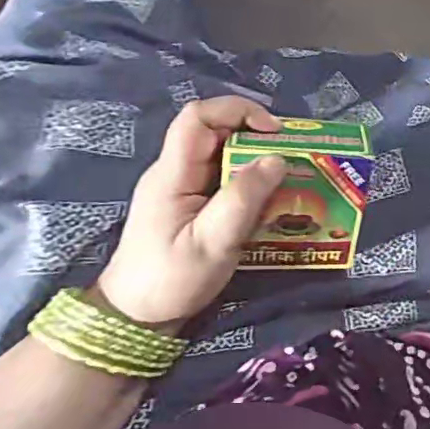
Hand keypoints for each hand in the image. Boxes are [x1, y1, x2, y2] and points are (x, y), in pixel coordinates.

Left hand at [96, 98, 286, 328]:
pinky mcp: (192, 208)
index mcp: (173, 174)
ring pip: (224, 158)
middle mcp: (177, 173)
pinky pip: (225, 183)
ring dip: (258, 164)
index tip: (275, 133)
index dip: (238, 111)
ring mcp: (183, 190)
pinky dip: (251, 186)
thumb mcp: (212, 243)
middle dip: (257, 139)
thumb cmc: (170, 280)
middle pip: (216, 134)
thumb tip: (277, 160)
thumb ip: (243, 199)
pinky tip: (272, 204)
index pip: (199, 117)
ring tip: (291, 182)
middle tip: (294, 160)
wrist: (135, 317)